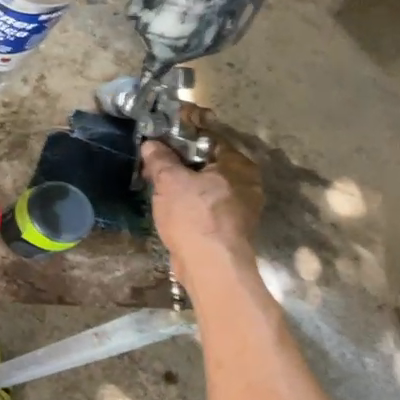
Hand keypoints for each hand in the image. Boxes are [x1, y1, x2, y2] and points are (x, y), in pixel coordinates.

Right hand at [141, 110, 262, 289]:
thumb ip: (160, 159)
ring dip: (185, 183)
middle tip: (154, 163)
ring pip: (208, 185)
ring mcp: (242, 206)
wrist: (210, 264)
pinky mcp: (231, 226)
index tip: (158, 138)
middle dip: (181, 162)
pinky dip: (191, 202)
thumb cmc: (194, 215)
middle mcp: (247, 182)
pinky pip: (208, 204)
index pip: (209, 139)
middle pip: (208, 163)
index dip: (181, 136)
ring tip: (158, 185)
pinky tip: (171, 206)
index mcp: (239, 165)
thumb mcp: (169, 181)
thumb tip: (151, 144)